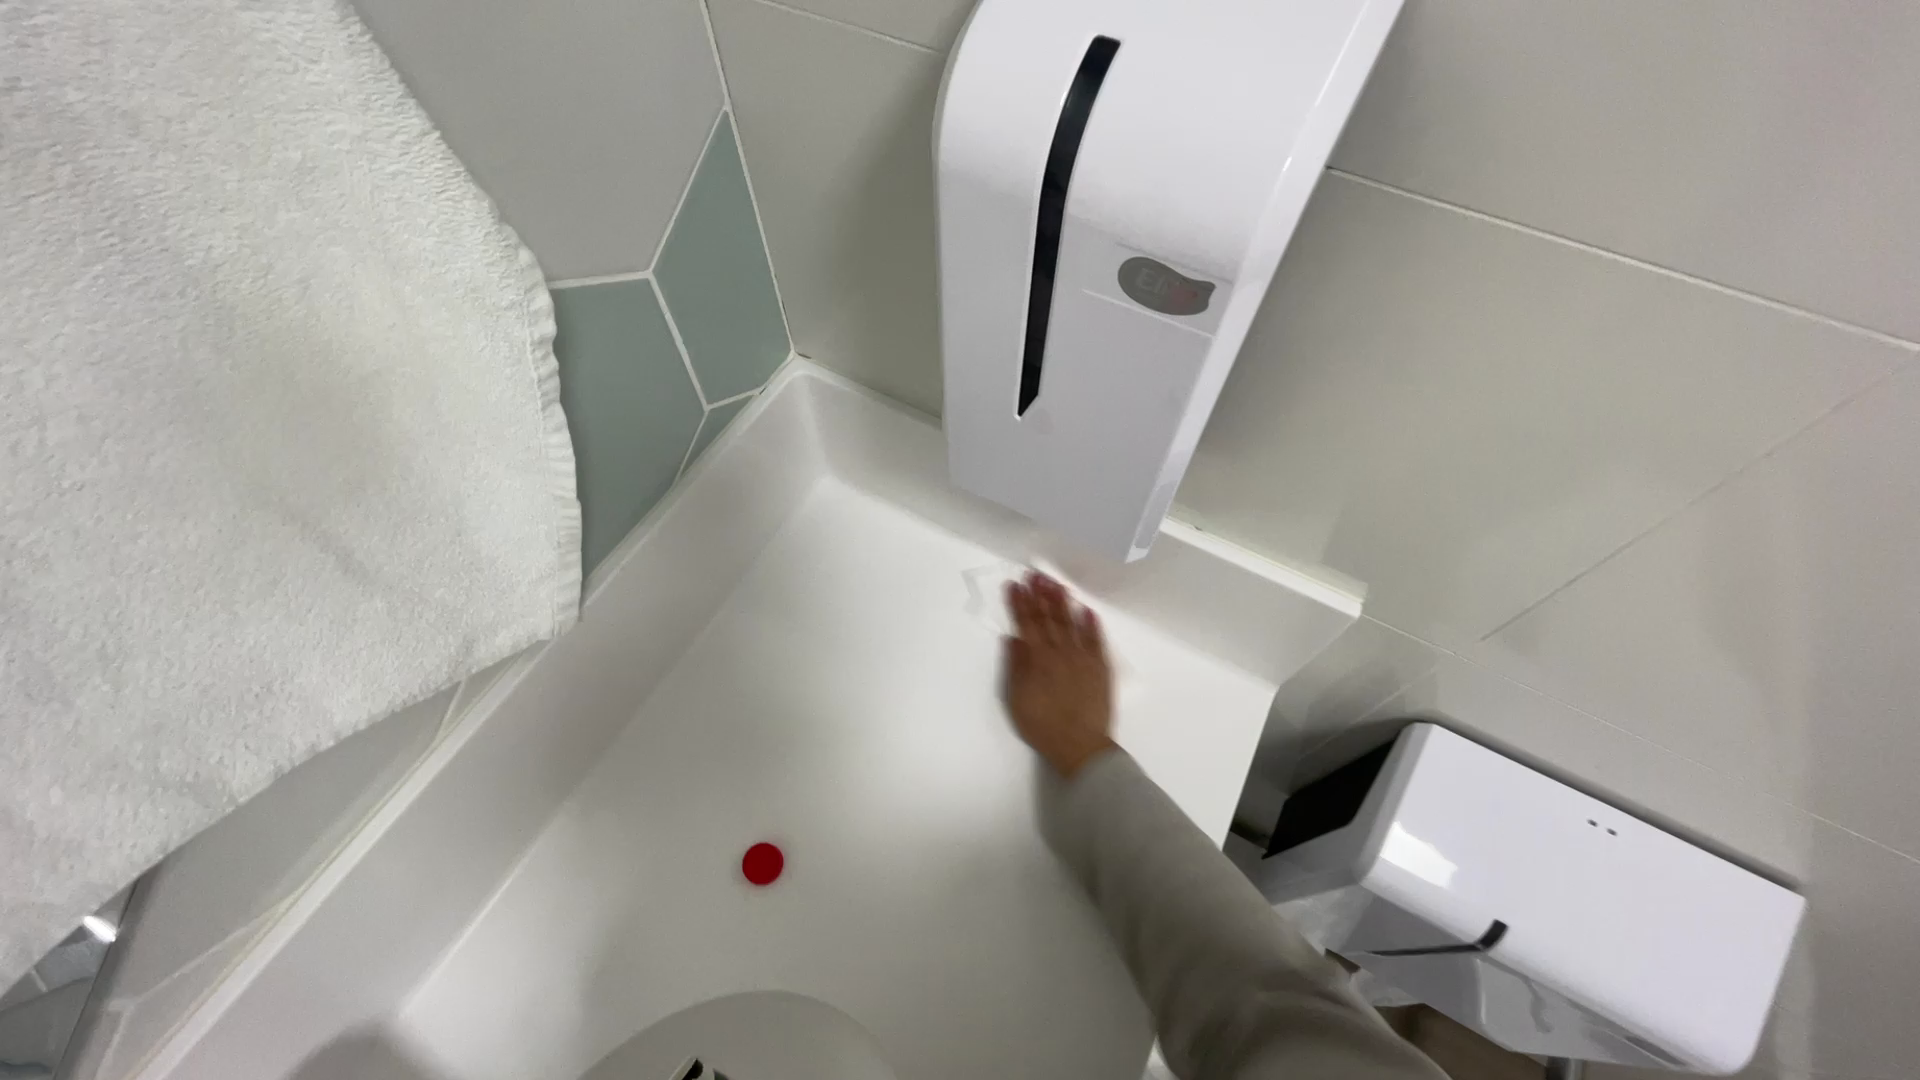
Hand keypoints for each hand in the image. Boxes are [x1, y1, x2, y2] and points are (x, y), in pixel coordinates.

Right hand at [1003, 571, 1115, 777]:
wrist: (1080, 746)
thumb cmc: (1042, 726)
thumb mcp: (1017, 700)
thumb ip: (1016, 666)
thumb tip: (1013, 637)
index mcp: (1037, 659)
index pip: (1027, 623)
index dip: (1019, 602)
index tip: (1014, 584)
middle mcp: (1060, 652)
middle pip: (1049, 617)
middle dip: (1040, 594)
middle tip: (1035, 574)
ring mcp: (1083, 658)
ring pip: (1072, 622)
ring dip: (1063, 601)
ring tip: (1056, 583)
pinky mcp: (1100, 668)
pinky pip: (1096, 640)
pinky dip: (1091, 623)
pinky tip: (1086, 609)